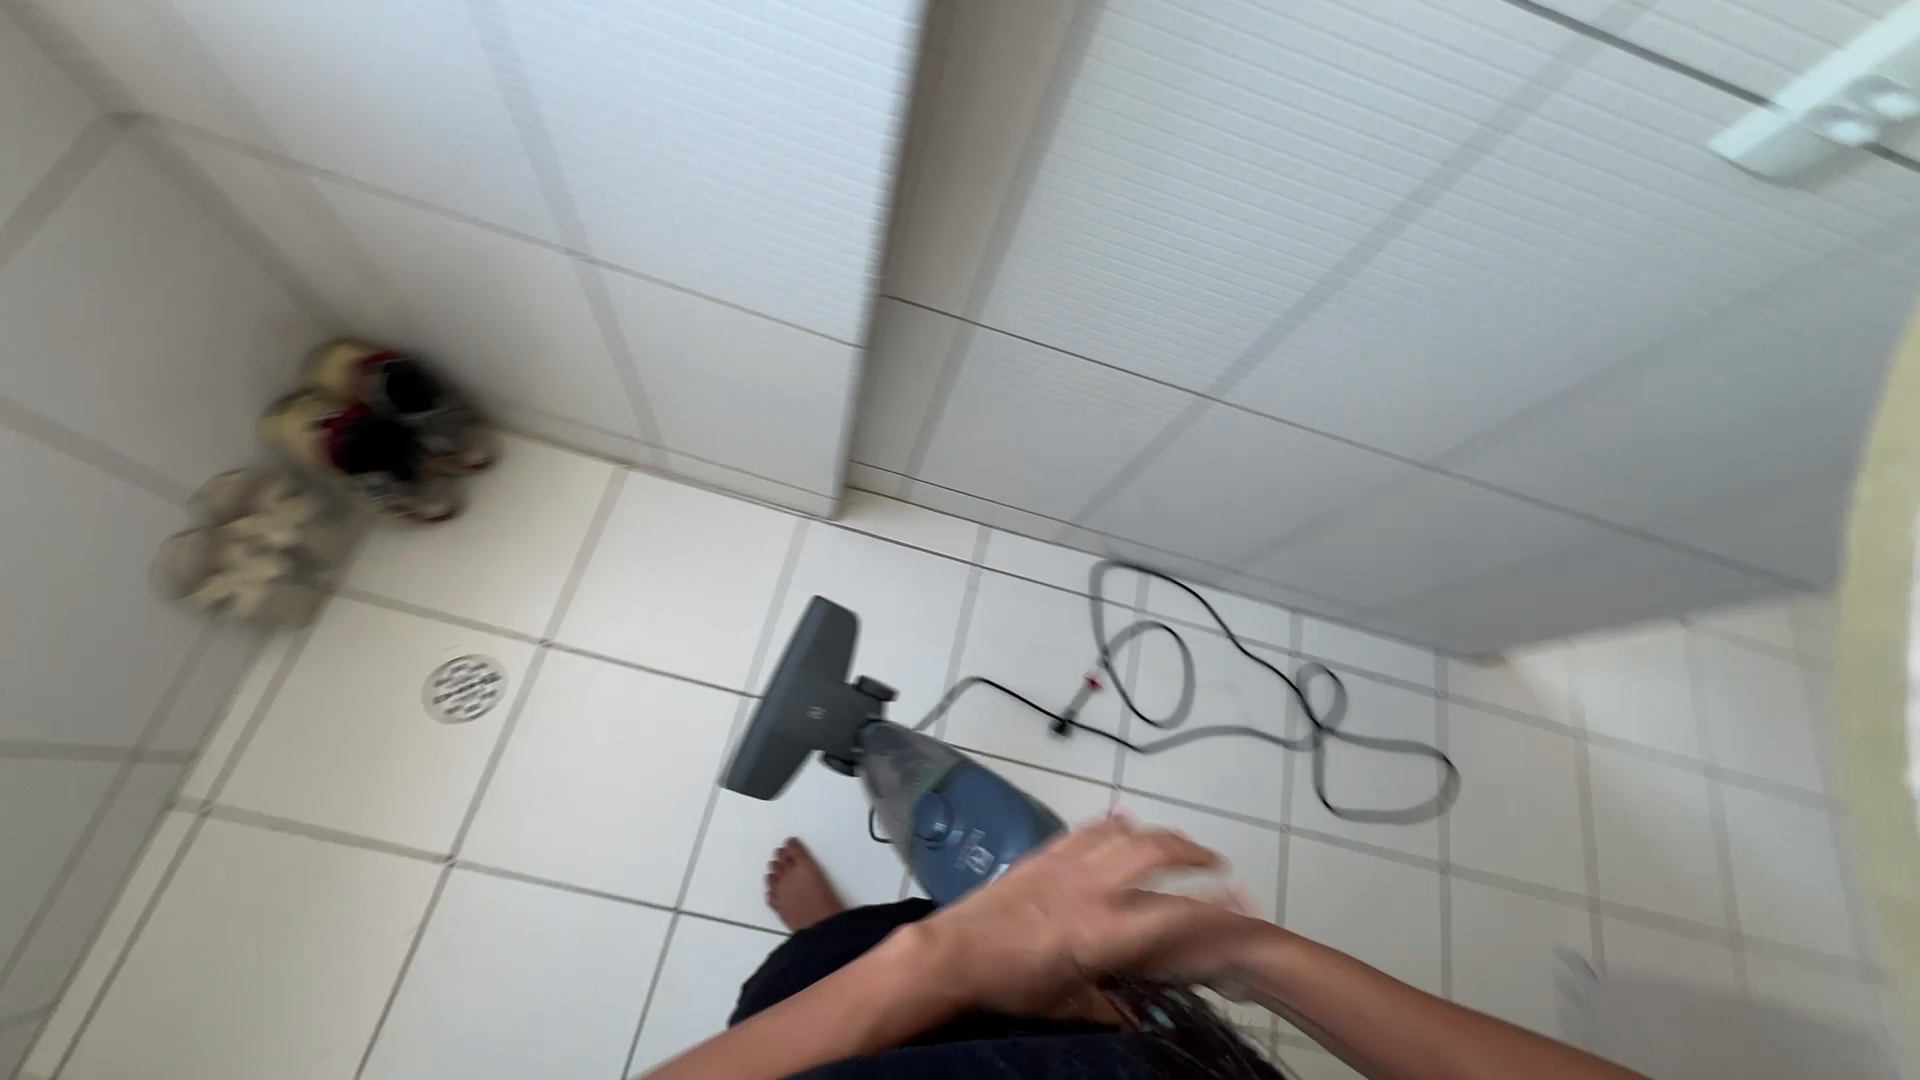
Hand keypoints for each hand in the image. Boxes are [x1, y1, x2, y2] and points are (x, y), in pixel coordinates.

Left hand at [908, 813, 1271, 1016]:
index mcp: (1103, 931)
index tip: (1244, 903)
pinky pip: (1085, 829)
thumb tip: (1139, 1022)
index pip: (1173, 915)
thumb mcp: (1063, 1005)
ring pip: (1122, 833)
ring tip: (1177, 839)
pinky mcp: (1044, 853)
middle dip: (1190, 851)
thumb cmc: (1009, 984)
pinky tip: (1121, 819)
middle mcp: (1092, 888)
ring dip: (1155, 833)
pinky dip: (1108, 824)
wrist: (954, 949)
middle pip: (1153, 852)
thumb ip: (1107, 1009)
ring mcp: (1067, 864)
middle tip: (1215, 860)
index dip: (1215, 909)